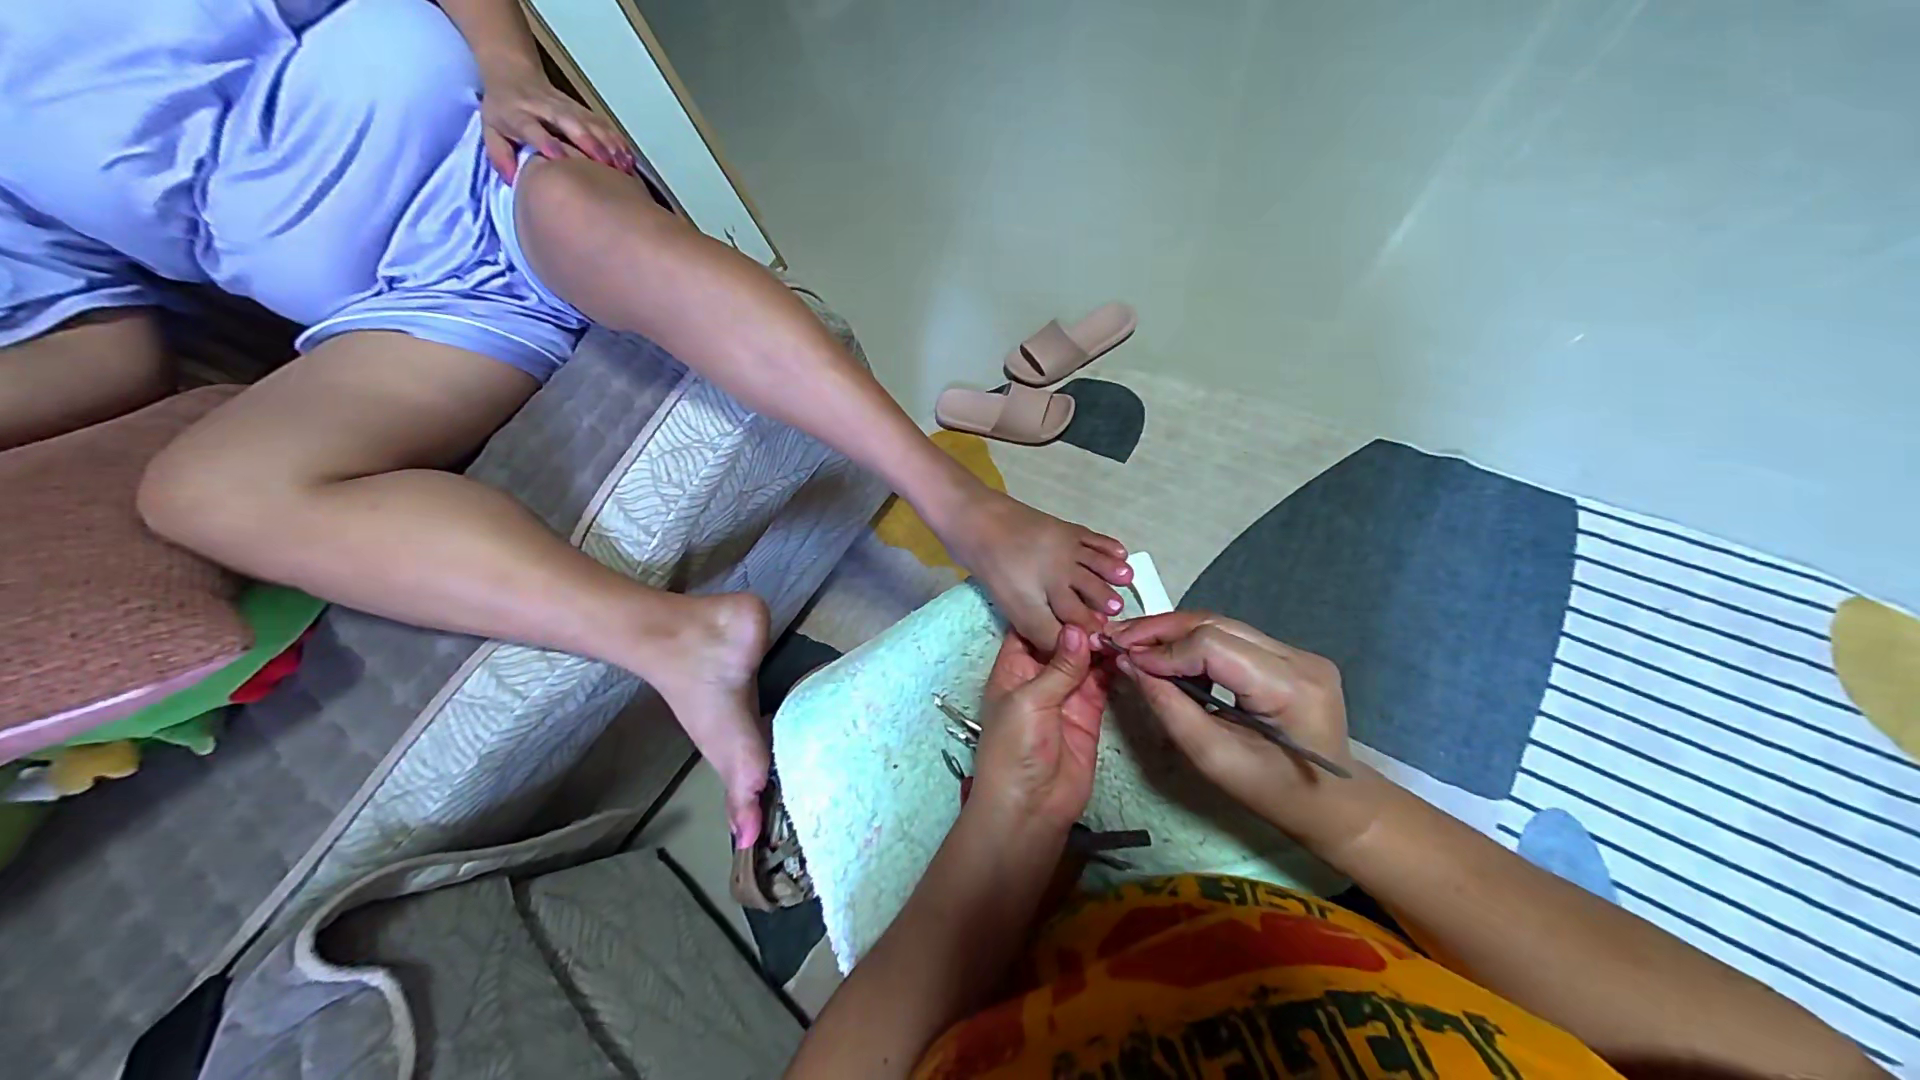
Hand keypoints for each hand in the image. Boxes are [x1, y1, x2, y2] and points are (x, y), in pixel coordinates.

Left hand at [479, 64, 634, 180]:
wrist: (514, 75)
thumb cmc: (504, 111)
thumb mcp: (490, 130)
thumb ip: (499, 155)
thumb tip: (513, 180)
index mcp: (518, 113)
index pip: (532, 127)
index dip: (546, 140)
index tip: (558, 157)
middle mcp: (543, 107)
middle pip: (568, 122)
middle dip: (588, 141)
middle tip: (604, 163)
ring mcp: (565, 107)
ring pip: (589, 122)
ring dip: (609, 143)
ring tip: (623, 166)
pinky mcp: (582, 109)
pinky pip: (602, 123)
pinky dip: (617, 140)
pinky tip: (628, 158)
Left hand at [937, 489, 1132, 644]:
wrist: (977, 518)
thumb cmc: (990, 568)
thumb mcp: (1013, 608)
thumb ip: (1041, 630)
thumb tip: (1069, 645)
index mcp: (1052, 594)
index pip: (1076, 619)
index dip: (1088, 632)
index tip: (1102, 641)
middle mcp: (1065, 571)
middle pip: (1091, 591)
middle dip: (1104, 604)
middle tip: (1117, 611)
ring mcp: (1067, 546)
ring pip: (1097, 564)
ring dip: (1112, 574)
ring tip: (1127, 579)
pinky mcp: (1064, 528)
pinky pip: (1094, 539)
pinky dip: (1109, 547)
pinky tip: (1121, 553)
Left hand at [968, 625, 1108, 836]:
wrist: (1031, 807)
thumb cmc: (1014, 749)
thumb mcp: (1029, 701)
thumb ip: (1058, 666)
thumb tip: (1078, 629)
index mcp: (1012, 669)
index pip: (1030, 629)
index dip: (1050, 611)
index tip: (1076, 592)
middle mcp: (1038, 677)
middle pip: (1061, 642)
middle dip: (1082, 626)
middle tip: (1109, 607)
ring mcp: (1065, 694)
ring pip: (1085, 660)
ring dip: (1100, 645)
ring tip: (1123, 624)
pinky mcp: (1088, 712)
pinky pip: (1101, 683)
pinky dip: (1113, 667)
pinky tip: (1127, 649)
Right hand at [1109, 612, 1380, 854]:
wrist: (1333, 802)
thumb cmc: (1274, 792)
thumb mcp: (1214, 758)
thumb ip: (1170, 708)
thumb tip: (1130, 665)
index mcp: (1290, 687)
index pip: (1213, 645)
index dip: (1163, 650)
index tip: (1123, 658)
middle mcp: (1298, 657)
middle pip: (1215, 624)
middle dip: (1159, 630)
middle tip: (1116, 638)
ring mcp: (1296, 651)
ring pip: (1219, 624)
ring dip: (1171, 631)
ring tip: (1132, 642)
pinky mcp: (1287, 654)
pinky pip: (1228, 636)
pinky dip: (1190, 641)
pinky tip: (1164, 652)